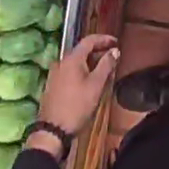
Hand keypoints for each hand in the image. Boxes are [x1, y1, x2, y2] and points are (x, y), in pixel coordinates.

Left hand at [33, 34, 119, 153]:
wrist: (53, 130)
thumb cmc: (77, 106)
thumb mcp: (96, 86)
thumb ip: (106, 65)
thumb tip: (114, 50)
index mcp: (71, 58)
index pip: (89, 40)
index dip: (104, 39)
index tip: (116, 42)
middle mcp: (61, 61)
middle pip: (82, 50)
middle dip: (98, 51)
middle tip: (112, 56)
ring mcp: (55, 73)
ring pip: (76, 61)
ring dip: (90, 62)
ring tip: (104, 69)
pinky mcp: (53, 84)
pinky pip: (70, 70)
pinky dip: (82, 70)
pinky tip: (89, 81)